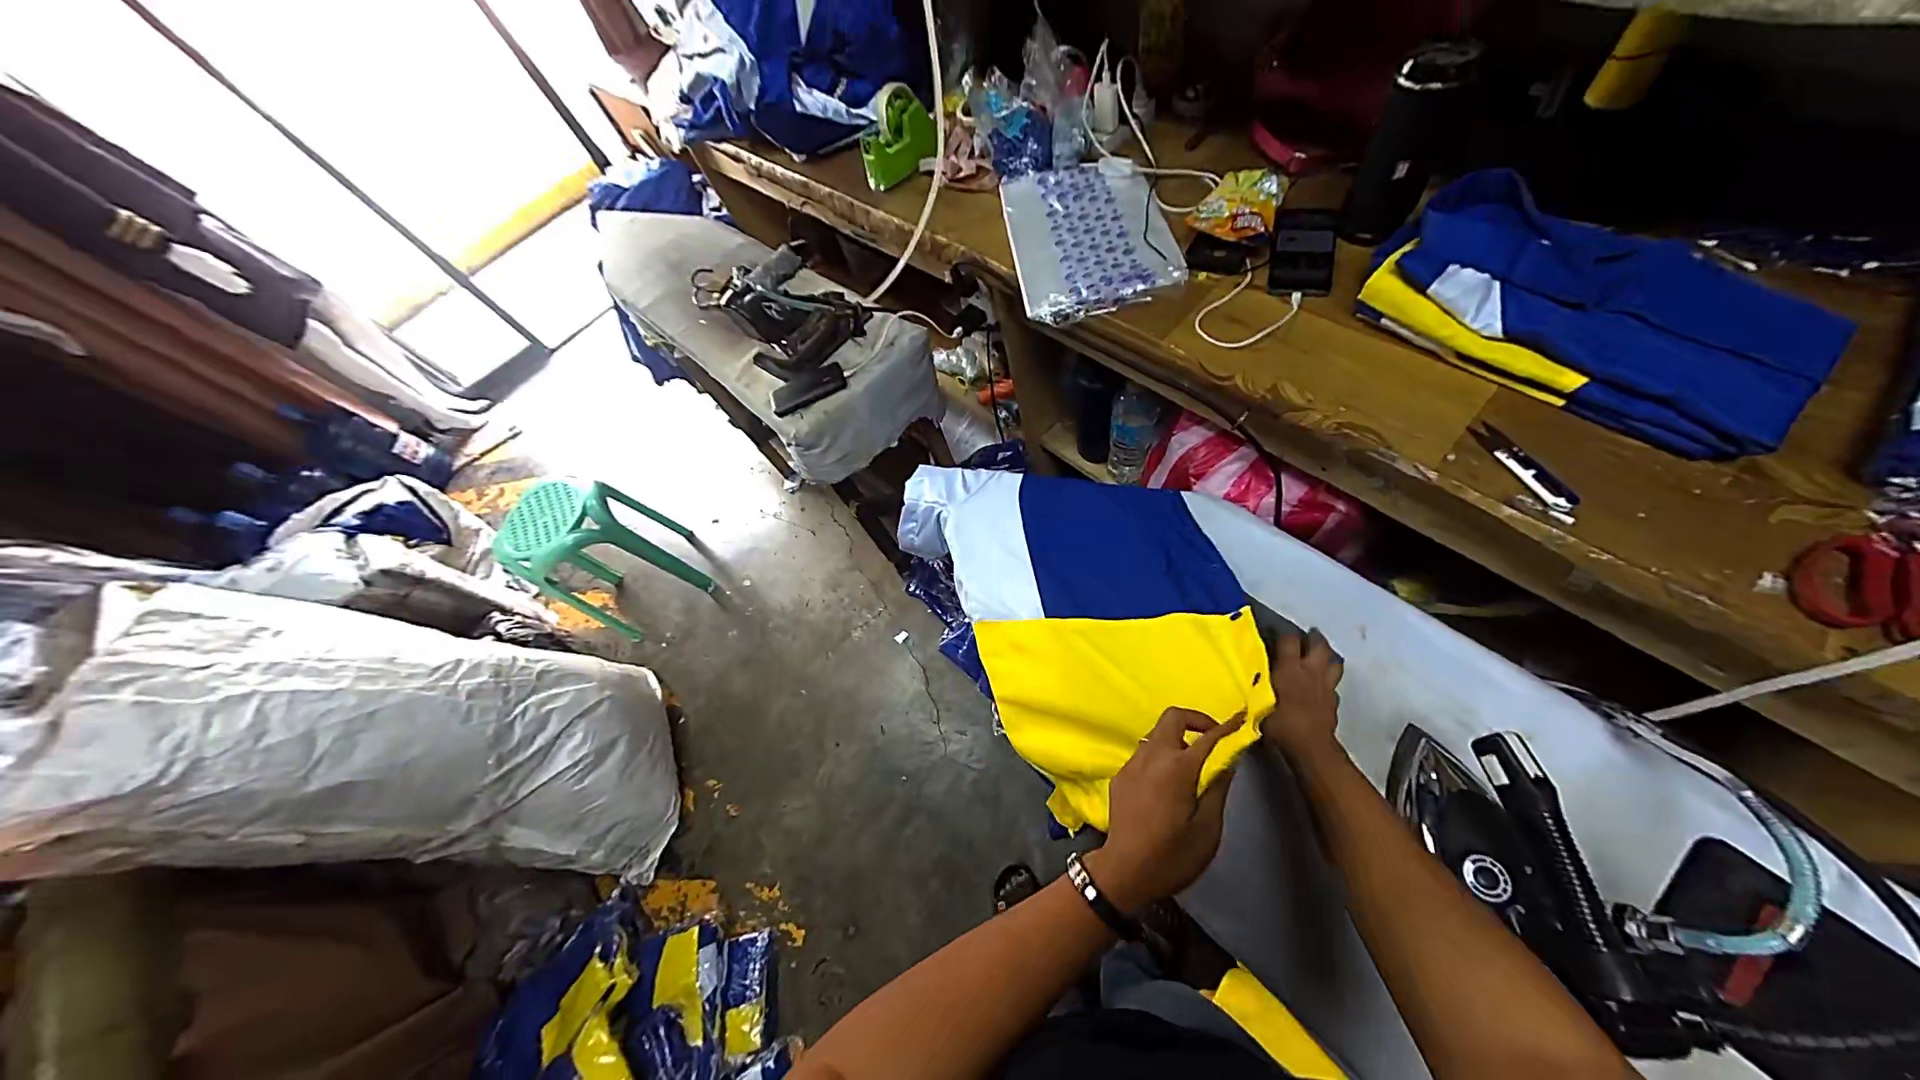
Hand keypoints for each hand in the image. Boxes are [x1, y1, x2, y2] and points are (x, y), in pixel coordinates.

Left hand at [1087, 708, 1242, 913]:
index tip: (1243, 720)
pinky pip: (1144, 754)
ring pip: (1157, 734)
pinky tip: (1169, 782)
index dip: (1228, 727)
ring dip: (1177, 739)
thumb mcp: (1208, 827)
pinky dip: (1161, 755)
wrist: (1124, 871)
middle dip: (1197, 721)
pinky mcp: (1120, 775)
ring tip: (1193, 764)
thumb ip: (1218, 787)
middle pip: (1173, 718)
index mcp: (1176, 767)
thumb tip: (1227, 759)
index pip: (1209, 736)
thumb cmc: (1173, 855)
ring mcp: (1132, 763)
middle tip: (1214, 739)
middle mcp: (1151, 756)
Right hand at [1263, 630, 1342, 760]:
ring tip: (1322, 656)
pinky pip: (1333, 686)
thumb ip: (1258, 686)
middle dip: (1314, 638)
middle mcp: (1310, 671)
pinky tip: (1323, 686)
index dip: (1281, 633)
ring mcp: (1326, 686)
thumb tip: (1250, 677)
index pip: (1288, 640)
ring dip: (1328, 657)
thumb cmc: (1279, 723)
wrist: (1310, 746)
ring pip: (1334, 663)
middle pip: (1319, 645)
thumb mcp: (1259, 701)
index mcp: (1290, 668)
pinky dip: (1329, 682)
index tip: (1273, 630)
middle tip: (1309, 635)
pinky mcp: (1334, 701)